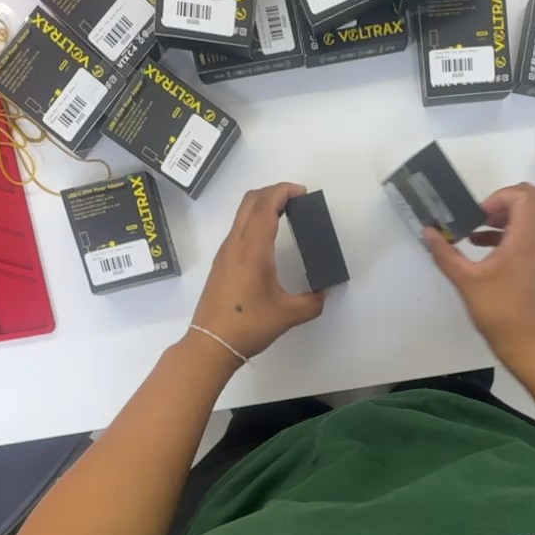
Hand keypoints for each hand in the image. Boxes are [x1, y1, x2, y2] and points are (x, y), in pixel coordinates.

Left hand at [190, 183, 326, 360]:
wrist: (212, 343)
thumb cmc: (249, 325)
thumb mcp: (289, 315)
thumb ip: (312, 302)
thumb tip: (322, 292)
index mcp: (253, 250)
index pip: (266, 206)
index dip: (283, 192)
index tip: (301, 193)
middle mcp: (236, 244)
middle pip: (250, 201)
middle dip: (273, 192)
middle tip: (295, 199)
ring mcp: (225, 253)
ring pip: (242, 214)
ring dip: (262, 206)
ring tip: (284, 214)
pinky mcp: (222, 263)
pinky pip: (238, 229)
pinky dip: (255, 221)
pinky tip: (268, 238)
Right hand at [423, 182, 534, 358]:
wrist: (521, 339)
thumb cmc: (497, 310)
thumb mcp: (466, 279)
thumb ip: (445, 253)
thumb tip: (429, 233)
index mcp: (524, 238)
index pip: (523, 194)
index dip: (498, 196)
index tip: (478, 215)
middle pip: (524, 202)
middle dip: (497, 205)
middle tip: (475, 220)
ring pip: (523, 220)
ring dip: (499, 221)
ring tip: (473, 235)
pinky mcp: (533, 264)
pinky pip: (522, 237)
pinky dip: (503, 236)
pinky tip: (481, 250)